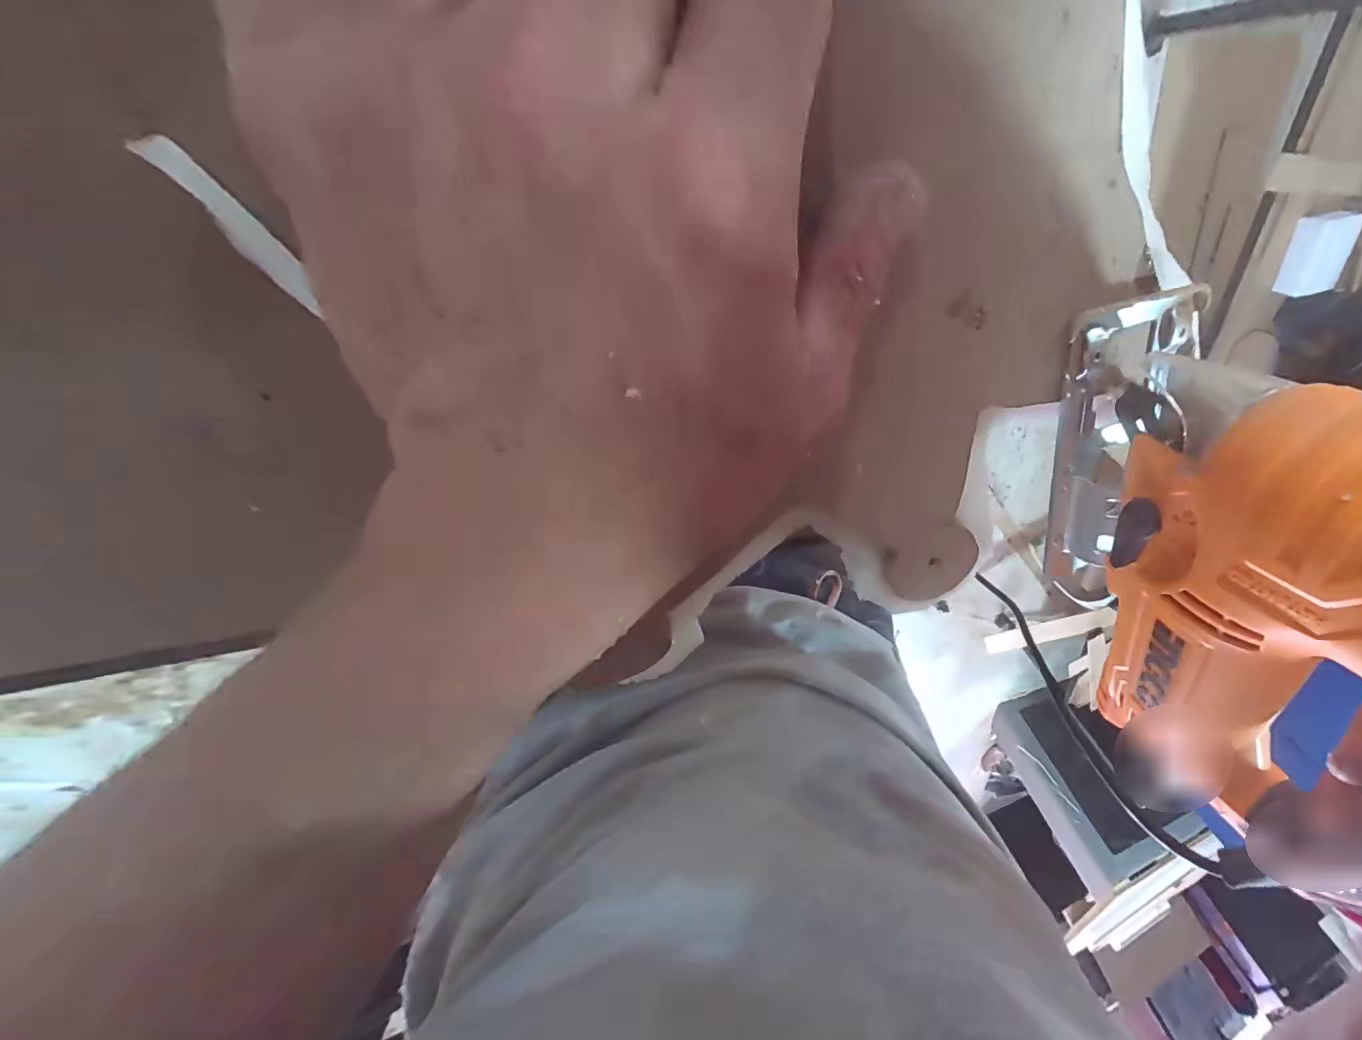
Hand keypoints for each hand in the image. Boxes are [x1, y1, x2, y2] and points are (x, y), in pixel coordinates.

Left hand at [218, 0, 925, 631]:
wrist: (531, 521)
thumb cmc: (695, 459)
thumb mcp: (813, 383)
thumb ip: (861, 267)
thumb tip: (902, 180)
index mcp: (711, 169)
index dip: (794, 3)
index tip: (790, 34)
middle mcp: (567, 90)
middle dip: (686, 7)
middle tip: (684, 74)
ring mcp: (424, 80)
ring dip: (571, 18)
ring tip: (589, 92)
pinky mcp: (315, 102)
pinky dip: (414, 16)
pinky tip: (463, 77)